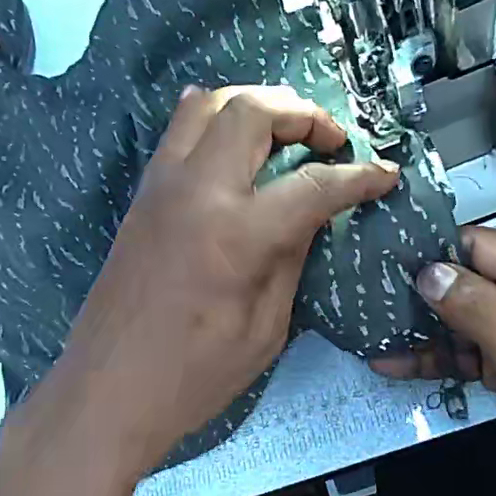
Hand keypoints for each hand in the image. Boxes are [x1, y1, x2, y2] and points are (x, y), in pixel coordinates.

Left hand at [11, 85, 398, 480]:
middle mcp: (195, 191)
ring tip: (290, 131)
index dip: (359, 176)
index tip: (387, 174)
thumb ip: (292, 259)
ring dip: (258, 104)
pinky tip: (240, 142)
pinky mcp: (143, 196)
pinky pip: (180, 129)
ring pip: (209, 103)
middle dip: (304, 114)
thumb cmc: (198, 375)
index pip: (313, 184)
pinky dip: (219, 119)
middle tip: (334, 140)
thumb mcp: (268, 327)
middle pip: (253, 111)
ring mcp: (161, 186)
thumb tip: (313, 214)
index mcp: (236, 234)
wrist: (107, 392)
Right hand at [371, 227, 495, 495]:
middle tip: (356, 303)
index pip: (479, 247)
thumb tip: (427, 270)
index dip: (429, 256)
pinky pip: (473, 355)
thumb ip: (480, 312)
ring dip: (423, 331)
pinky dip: (441, 360)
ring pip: (465, 321)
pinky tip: (395, 363)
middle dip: (419, 296)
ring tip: (364, 333)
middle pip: (468, 283)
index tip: (374, 266)